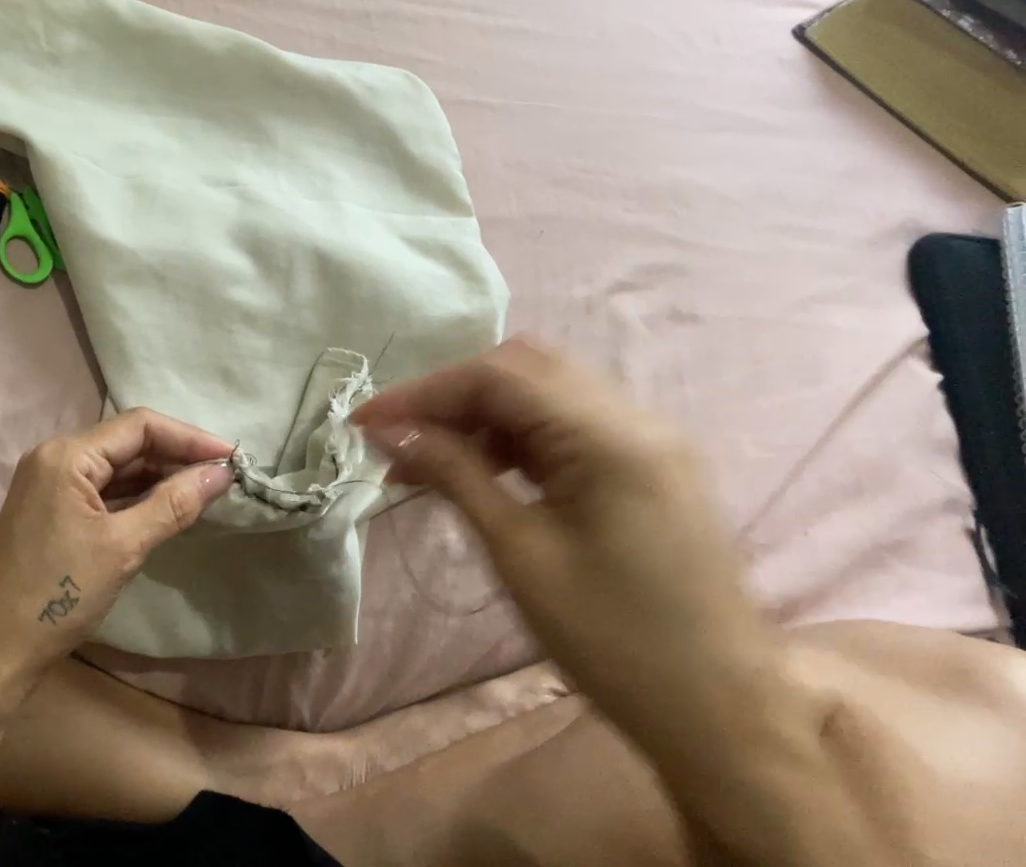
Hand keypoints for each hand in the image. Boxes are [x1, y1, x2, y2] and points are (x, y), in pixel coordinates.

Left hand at [0, 409, 234, 685]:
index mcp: (66, 456)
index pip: (138, 426)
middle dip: (176, 456)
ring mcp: (50, 484)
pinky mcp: (52, 509)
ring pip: (116, 467)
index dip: (188, 437)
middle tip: (225, 476)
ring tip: (207, 490)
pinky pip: (102, 490)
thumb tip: (222, 472)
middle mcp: (55, 458)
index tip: (232, 456)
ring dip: (159, 477)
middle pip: (127, 442)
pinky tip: (169, 507)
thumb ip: (173, 504)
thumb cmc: (59, 594)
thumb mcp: (123, 547)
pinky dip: (136, 496)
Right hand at [348, 339, 779, 754]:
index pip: (497, 378)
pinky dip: (513, 435)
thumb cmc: (612, 640)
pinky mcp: (648, 470)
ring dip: (479, 414)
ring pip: (544, 394)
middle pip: (524, 370)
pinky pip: (567, 426)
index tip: (364, 423)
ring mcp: (650, 444)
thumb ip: (454, 474)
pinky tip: (478, 470)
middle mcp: (638, 422)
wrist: (722, 716)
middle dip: (449, 393)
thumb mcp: (518, 552)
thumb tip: (389, 431)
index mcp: (611, 439)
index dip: (421, 392)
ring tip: (425, 459)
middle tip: (396, 434)